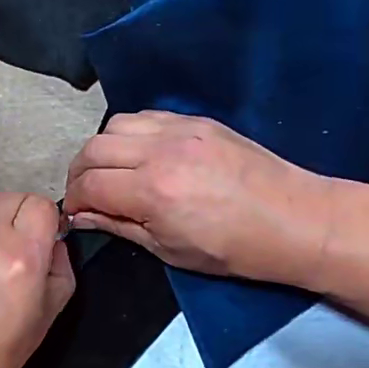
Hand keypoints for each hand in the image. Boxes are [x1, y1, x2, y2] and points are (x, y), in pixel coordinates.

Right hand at [63, 111, 338, 286]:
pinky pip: (145, 116)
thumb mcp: (170, 250)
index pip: (88, 185)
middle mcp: (159, 152)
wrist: (295, 220)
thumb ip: (119, 227)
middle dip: (79, 173)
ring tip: (112, 170)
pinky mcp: (195, 120)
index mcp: (153, 191)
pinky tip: (140, 153)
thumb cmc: (234, 250)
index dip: (73, 201)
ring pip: (114, 125)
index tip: (75, 213)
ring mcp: (179, 130)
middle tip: (86, 193)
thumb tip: (81, 217)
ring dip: (103, 149)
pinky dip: (130, 133)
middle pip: (92, 149)